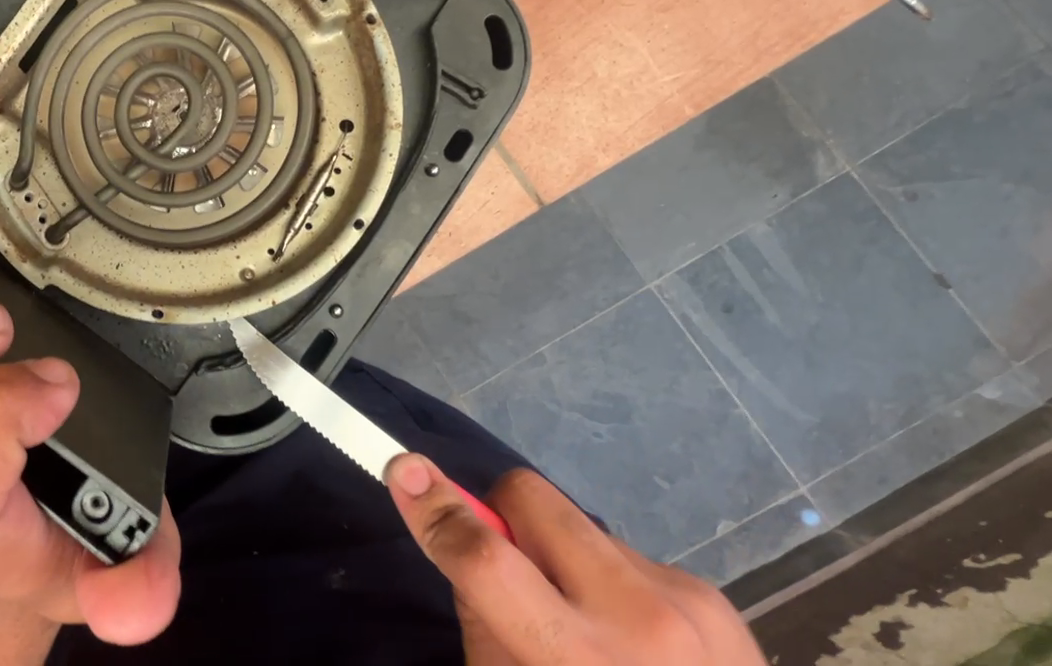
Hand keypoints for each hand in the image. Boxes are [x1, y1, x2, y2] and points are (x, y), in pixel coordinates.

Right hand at [386, 458, 764, 664]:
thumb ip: (484, 608)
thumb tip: (459, 523)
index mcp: (578, 661)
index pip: (487, 562)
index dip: (438, 511)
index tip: (403, 470)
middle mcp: (639, 620)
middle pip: (530, 499)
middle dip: (502, 515)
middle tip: (513, 567)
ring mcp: (687, 601)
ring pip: (577, 525)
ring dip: (562, 558)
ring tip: (591, 629)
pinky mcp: (715, 597)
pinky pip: (625, 556)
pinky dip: (609, 585)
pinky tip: (637, 643)